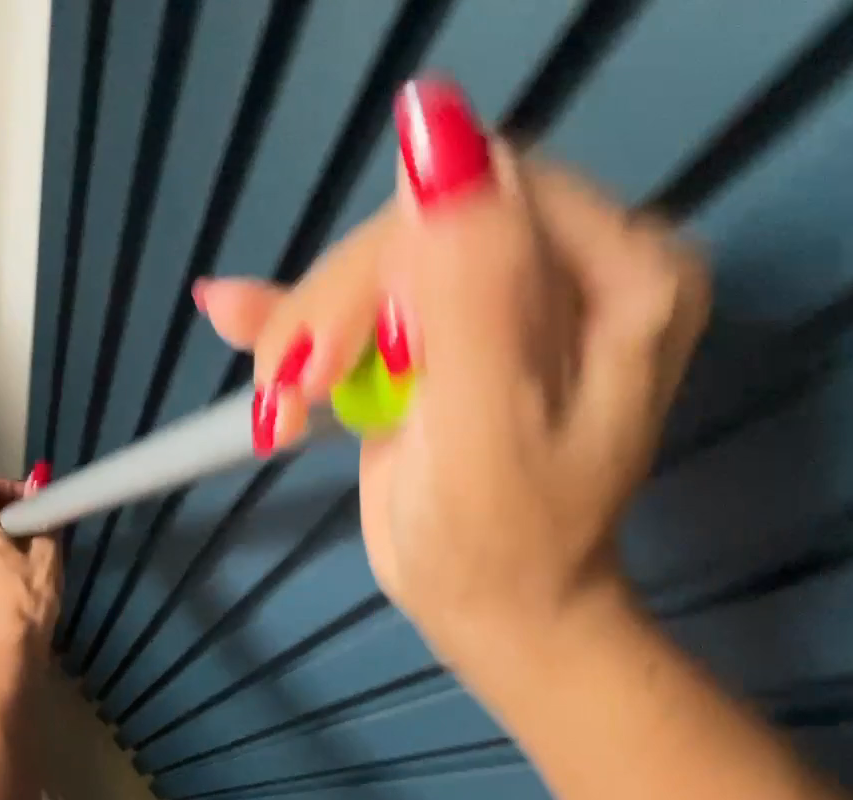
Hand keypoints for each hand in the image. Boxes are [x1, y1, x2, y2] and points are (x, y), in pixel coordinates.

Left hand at [0, 476, 60, 657]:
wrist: (9, 642)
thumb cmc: (29, 597)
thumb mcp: (46, 553)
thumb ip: (41, 513)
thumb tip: (39, 482)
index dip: (11, 486)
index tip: (34, 504)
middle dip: (3, 501)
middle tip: (32, 518)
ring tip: (23, 537)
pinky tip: (10, 556)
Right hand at [200, 78, 709, 671]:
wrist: (487, 604)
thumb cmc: (498, 539)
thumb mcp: (488, 425)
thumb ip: (472, 290)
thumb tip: (434, 141)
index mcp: (618, 273)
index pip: (481, 196)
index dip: (389, 260)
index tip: (329, 354)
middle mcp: (566, 268)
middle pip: (418, 228)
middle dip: (340, 306)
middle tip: (296, 389)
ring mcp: (496, 299)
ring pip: (374, 264)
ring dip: (307, 324)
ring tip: (279, 400)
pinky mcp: (437, 332)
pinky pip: (361, 300)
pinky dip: (296, 319)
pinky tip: (234, 312)